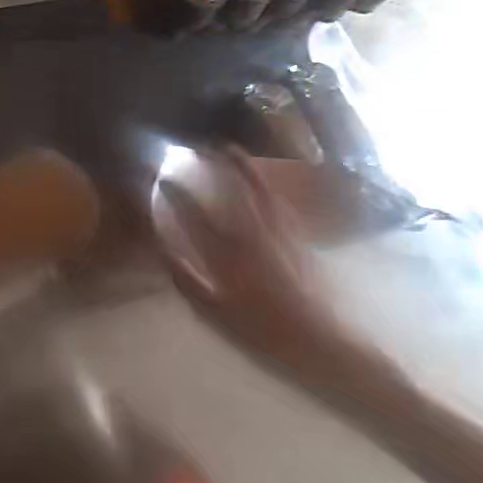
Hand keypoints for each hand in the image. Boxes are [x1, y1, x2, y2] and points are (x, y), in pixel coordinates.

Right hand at [155, 148, 342, 363]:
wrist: (320, 335)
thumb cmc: (262, 328)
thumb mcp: (215, 311)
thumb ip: (186, 279)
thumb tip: (163, 251)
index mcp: (226, 254)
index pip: (194, 213)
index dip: (177, 192)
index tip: (163, 177)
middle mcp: (251, 233)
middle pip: (229, 189)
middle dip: (211, 165)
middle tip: (198, 148)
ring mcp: (278, 229)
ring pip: (257, 187)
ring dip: (241, 165)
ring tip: (229, 148)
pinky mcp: (297, 232)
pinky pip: (277, 199)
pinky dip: (265, 183)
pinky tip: (260, 178)